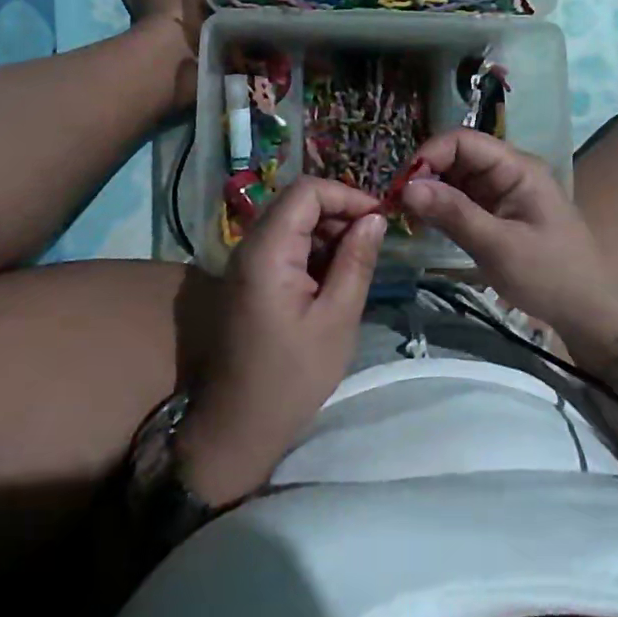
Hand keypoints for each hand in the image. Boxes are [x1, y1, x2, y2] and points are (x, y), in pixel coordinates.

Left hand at [175, 178, 385, 505]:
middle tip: (372, 242)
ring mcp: (244, 264)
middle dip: (338, 213)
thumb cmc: (293, 376)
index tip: (379, 219)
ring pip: (290, 224)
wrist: (238, 424)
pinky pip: (282, 248)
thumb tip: (375, 219)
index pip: (306, 191)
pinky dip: (311, 252)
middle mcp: (248, 247)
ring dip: (326, 233)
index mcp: (267, 252)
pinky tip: (333, 279)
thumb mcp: (337, 318)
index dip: (346, 195)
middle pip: (296, 203)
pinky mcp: (247, 280)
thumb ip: (355, 262)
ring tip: (357, 263)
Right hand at [399, 129, 617, 343]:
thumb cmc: (549, 275)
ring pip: (454, 178)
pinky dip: (439, 208)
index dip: (429, 155)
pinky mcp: (494, 212)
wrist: (586, 311)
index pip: (463, 141)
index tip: (402, 186)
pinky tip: (422, 223)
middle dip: (424, 174)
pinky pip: (460, 199)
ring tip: (405, 215)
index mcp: (517, 168)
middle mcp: (507, 172)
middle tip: (397, 205)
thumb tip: (406, 189)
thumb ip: (453, 214)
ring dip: (429, 192)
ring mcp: (501, 192)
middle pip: (455, 156)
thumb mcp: (498, 246)